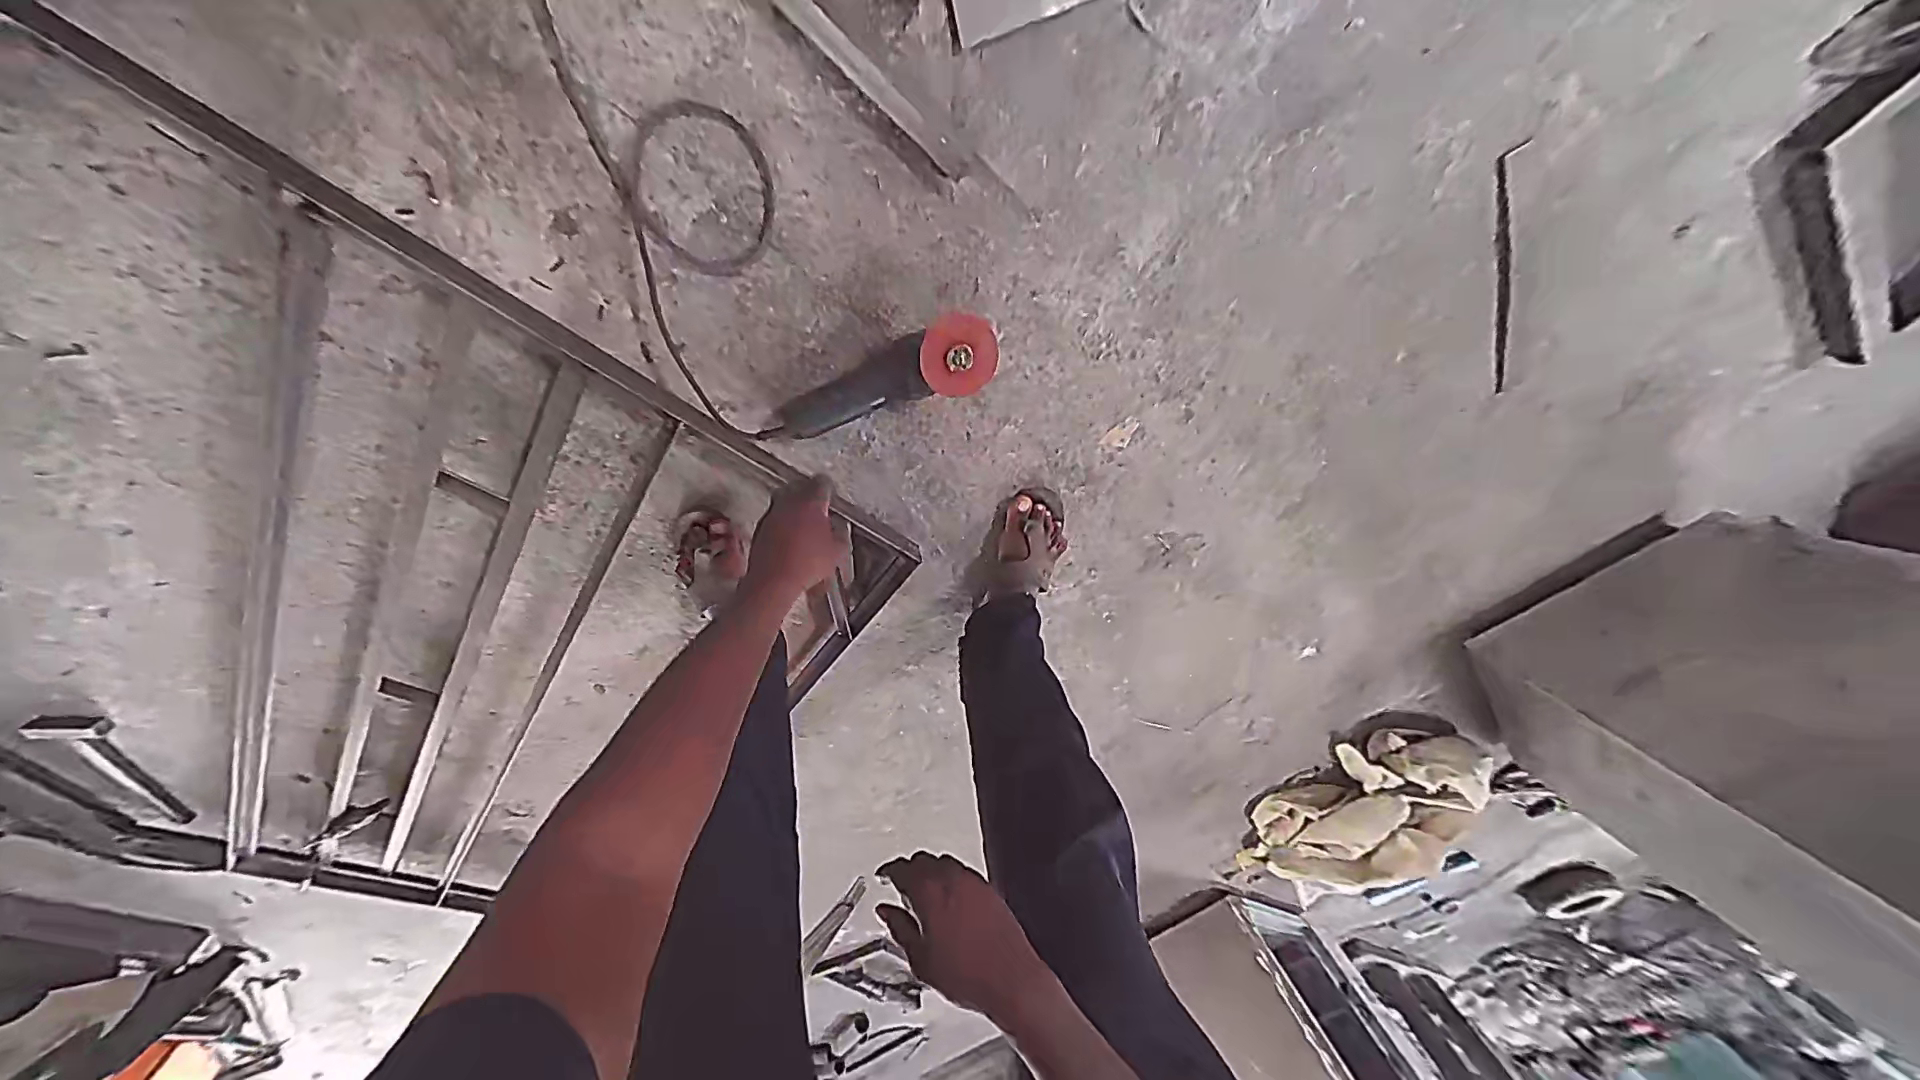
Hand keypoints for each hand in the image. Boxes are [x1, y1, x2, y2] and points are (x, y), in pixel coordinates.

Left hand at [744, 475, 844, 599]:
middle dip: (808, 493)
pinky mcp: (760, 529)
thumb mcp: (838, 552)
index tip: (831, 496)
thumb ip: (841, 535)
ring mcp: (772, 514)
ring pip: (784, 501)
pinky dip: (783, 523)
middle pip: (798, 486)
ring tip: (804, 523)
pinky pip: (774, 518)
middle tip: (818, 506)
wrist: (774, 581)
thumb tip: (839, 530)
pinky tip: (790, 538)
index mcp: (811, 502)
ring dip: (794, 508)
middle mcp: (789, 503)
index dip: (828, 488)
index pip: (821, 483)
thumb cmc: (808, 564)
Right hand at [877, 852, 1053, 1018]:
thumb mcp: (920, 958)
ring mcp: (973, 881)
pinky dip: (950, 879)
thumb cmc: (969, 973)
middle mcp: (951, 878)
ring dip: (930, 872)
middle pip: (923, 860)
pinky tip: (948, 902)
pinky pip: (962, 873)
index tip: (885, 877)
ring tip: (924, 895)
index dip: (889, 872)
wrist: (1010, 979)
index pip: (901, 869)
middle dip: (909, 870)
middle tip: (901, 886)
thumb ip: (900, 928)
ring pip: (944, 863)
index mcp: (929, 890)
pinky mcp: (988, 888)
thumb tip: (888, 913)